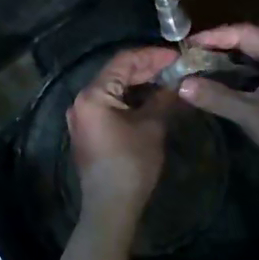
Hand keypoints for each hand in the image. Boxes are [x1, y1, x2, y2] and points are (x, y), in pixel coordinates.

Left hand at [67, 45, 179, 213]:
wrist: (110, 203)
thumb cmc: (131, 163)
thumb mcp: (152, 126)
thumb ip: (164, 98)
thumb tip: (177, 82)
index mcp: (92, 96)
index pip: (123, 61)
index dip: (152, 55)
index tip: (178, 56)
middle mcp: (80, 102)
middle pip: (115, 74)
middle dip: (146, 69)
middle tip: (176, 68)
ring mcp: (80, 118)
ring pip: (112, 90)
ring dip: (139, 84)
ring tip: (168, 82)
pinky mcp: (86, 131)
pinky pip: (107, 106)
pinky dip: (128, 100)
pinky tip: (151, 100)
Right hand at [175, 24, 258, 190]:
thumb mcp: (249, 113)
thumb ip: (215, 97)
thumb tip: (181, 85)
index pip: (244, 32)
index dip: (213, 36)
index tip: (185, 46)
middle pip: (248, 43)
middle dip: (216, 49)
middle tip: (186, 59)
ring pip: (252, 59)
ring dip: (225, 64)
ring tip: (196, 70)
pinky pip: (257, 74)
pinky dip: (236, 77)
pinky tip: (217, 86)